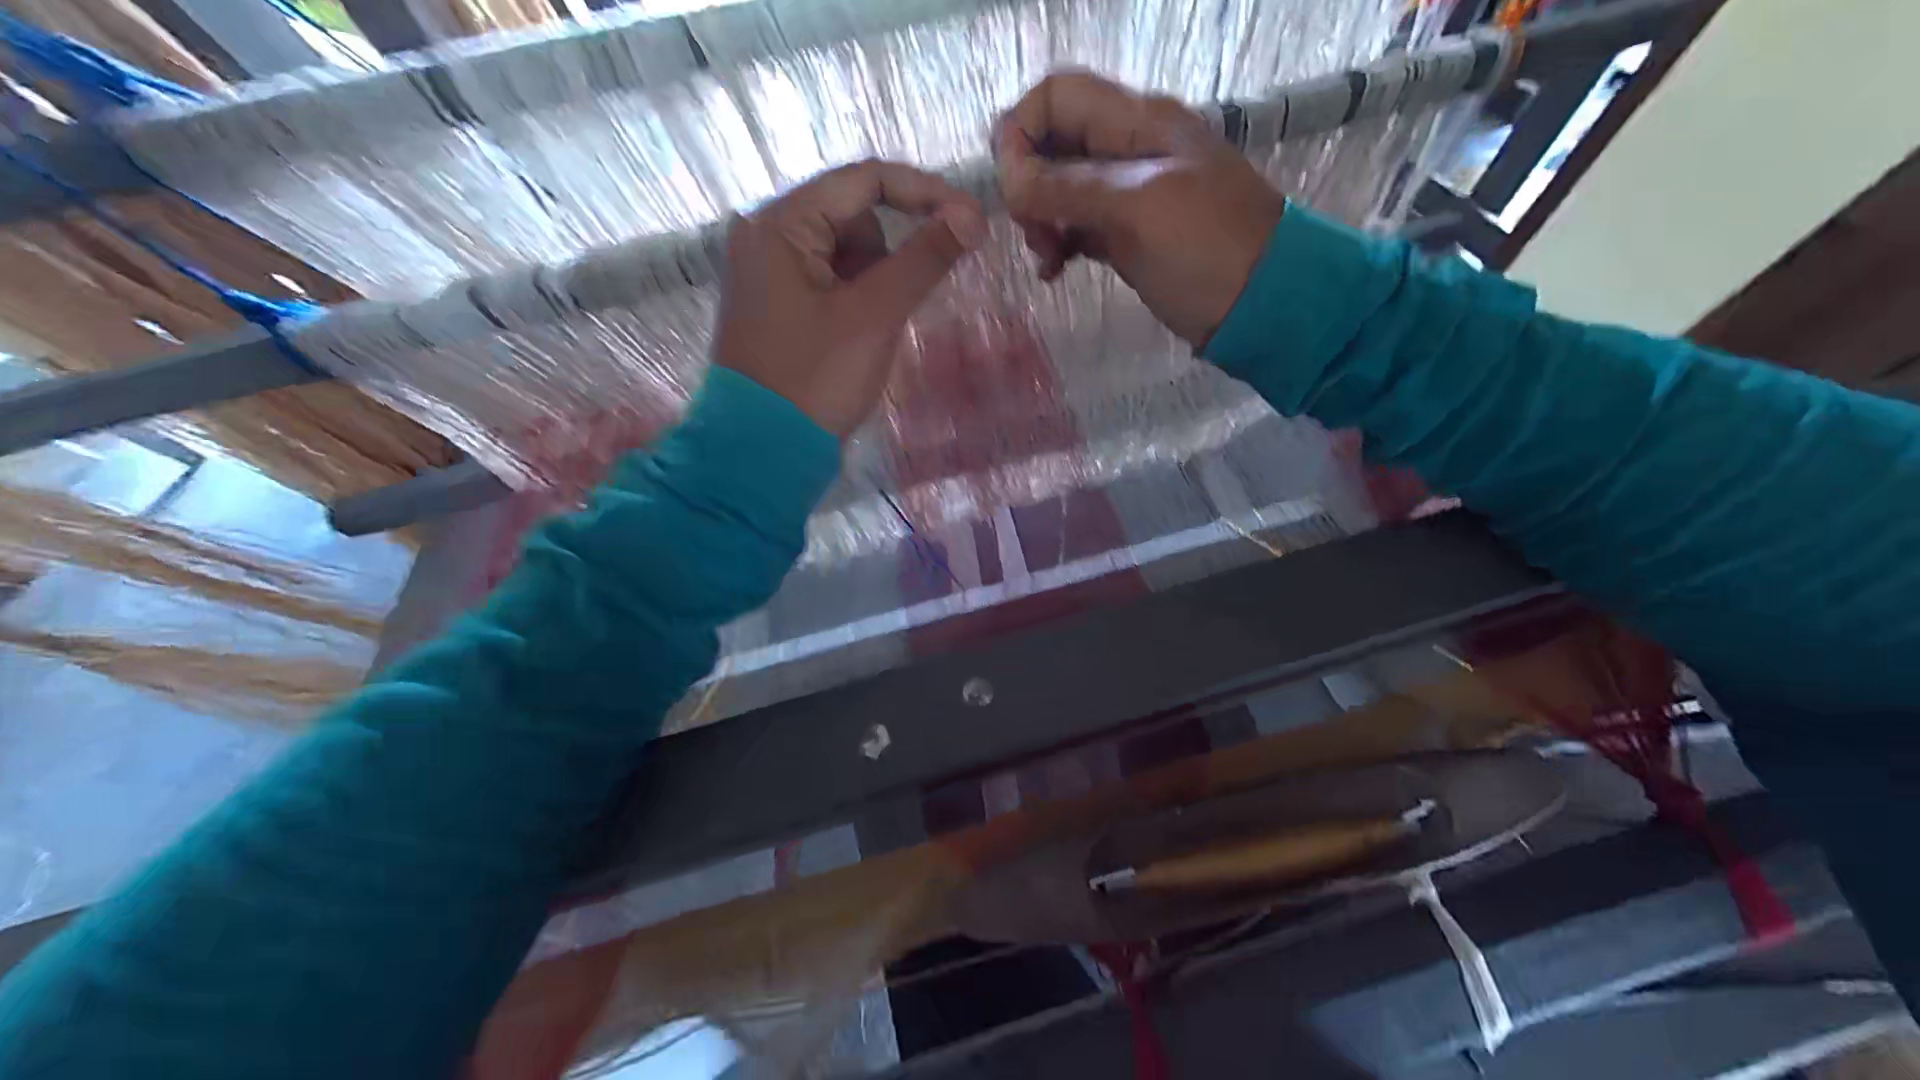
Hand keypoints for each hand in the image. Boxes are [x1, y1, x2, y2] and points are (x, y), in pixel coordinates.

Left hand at [713, 160, 985, 436]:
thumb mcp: (875, 316)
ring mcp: (767, 271)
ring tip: (871, 330)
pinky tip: (859, 334)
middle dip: (890, 252)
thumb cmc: (816, 380)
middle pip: (853, 215)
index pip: (864, 180)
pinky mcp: (775, 304)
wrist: (763, 453)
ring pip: (844, 252)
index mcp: (780, 224)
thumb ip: (924, 259)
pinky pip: (829, 280)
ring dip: (874, 280)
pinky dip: (856, 297)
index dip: (925, 193)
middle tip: (900, 302)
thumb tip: (971, 216)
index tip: (972, 221)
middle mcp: (766, 235)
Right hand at [997, 72, 1286, 346]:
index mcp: (1135, 122)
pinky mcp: (1126, 236)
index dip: (1022, 132)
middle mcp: (1127, 149)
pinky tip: (1054, 271)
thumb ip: (1068, 186)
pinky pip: (1076, 227)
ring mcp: (1127, 196)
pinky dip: (1058, 244)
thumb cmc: (1205, 247)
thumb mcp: (1136, 208)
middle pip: (1052, 145)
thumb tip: (1007, 176)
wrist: (1262, 302)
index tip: (1009, 186)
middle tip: (1033, 232)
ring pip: (1059, 191)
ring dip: (1040, 220)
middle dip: (1028, 184)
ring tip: (1046, 259)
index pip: (1057, 97)